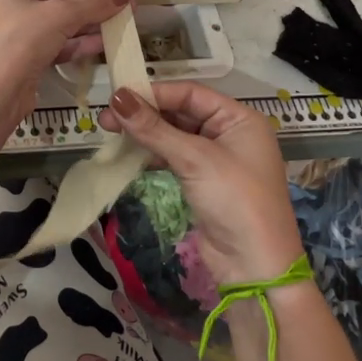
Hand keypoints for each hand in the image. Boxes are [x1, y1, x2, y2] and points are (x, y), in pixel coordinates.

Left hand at [0, 0, 129, 151]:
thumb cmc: (18, 42)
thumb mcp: (59, 17)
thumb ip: (94, 3)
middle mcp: (3, 2)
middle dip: (89, 4)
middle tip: (123, 6)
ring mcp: (11, 32)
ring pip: (55, 23)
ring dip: (87, 24)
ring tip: (121, 24)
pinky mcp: (20, 57)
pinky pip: (52, 43)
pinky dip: (75, 43)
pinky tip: (104, 44)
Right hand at [103, 83, 305, 284]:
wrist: (255, 267)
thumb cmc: (234, 200)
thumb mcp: (194, 159)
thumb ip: (154, 128)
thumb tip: (116, 98)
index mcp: (239, 119)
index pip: (191, 94)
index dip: (154, 93)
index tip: (118, 96)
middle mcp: (230, 133)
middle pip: (181, 113)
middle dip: (145, 114)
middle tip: (106, 118)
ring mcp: (216, 159)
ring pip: (174, 135)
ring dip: (145, 133)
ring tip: (110, 132)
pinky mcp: (203, 182)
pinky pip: (173, 157)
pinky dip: (152, 154)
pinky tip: (129, 153)